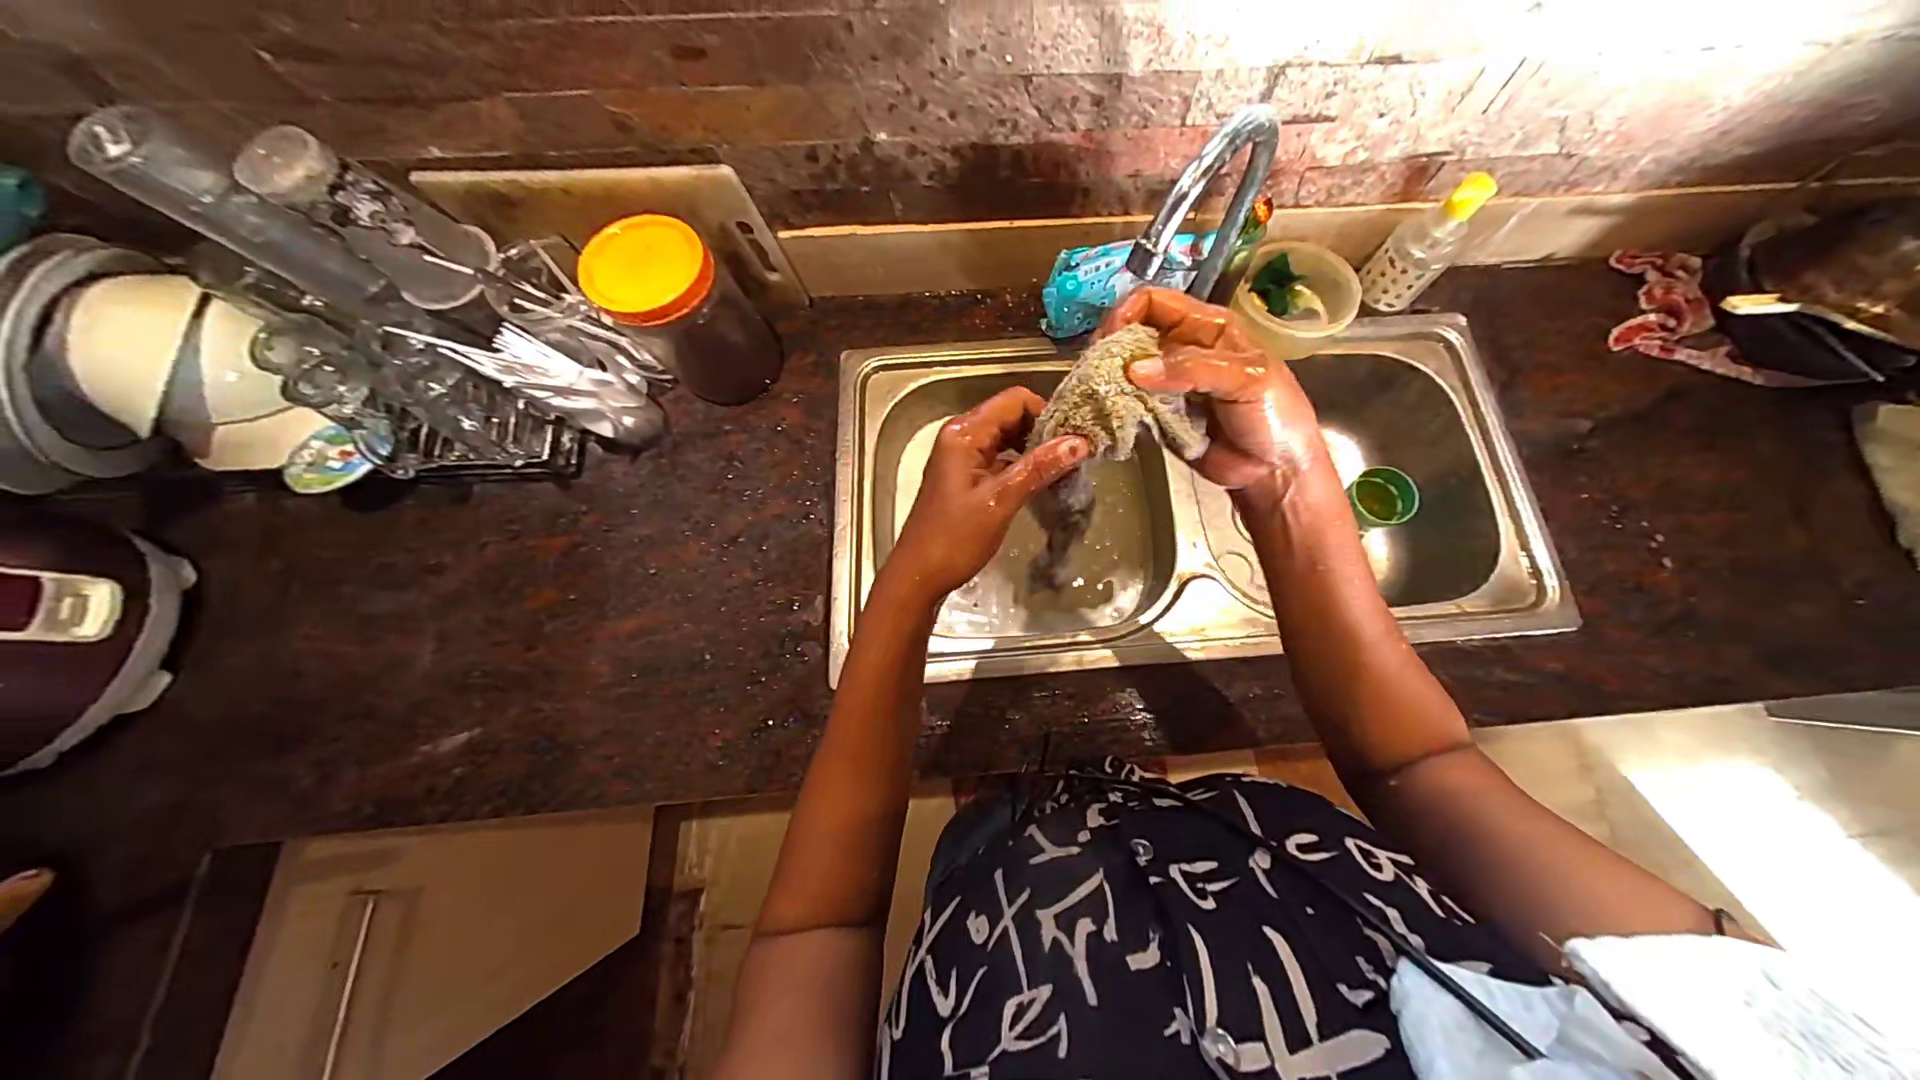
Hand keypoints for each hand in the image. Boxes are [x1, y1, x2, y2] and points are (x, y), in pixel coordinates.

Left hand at [887, 387, 1089, 599]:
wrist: (920, 574)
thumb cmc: (954, 539)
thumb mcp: (1000, 501)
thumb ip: (1039, 468)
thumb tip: (1079, 442)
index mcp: (964, 433)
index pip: (1015, 400)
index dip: (1047, 413)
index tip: (1073, 438)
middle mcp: (961, 436)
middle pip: (1011, 416)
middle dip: (1043, 431)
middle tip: (1074, 455)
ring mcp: (961, 456)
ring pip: (1007, 437)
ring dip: (1035, 449)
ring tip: (1063, 469)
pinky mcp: (965, 476)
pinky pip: (1000, 457)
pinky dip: (1021, 465)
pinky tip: (1042, 482)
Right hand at [1102, 286, 1327, 498]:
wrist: (1274, 470)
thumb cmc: (1274, 416)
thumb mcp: (1243, 379)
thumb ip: (1192, 369)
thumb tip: (1136, 369)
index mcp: (1207, 328)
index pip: (1155, 303)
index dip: (1127, 313)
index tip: (1110, 339)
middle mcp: (1182, 350)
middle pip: (1132, 335)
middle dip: (1112, 348)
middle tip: (1098, 370)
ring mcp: (1168, 385)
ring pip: (1126, 371)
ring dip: (1110, 380)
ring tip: (1099, 393)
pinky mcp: (1158, 416)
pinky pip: (1128, 404)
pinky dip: (1116, 407)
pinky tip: (1109, 412)